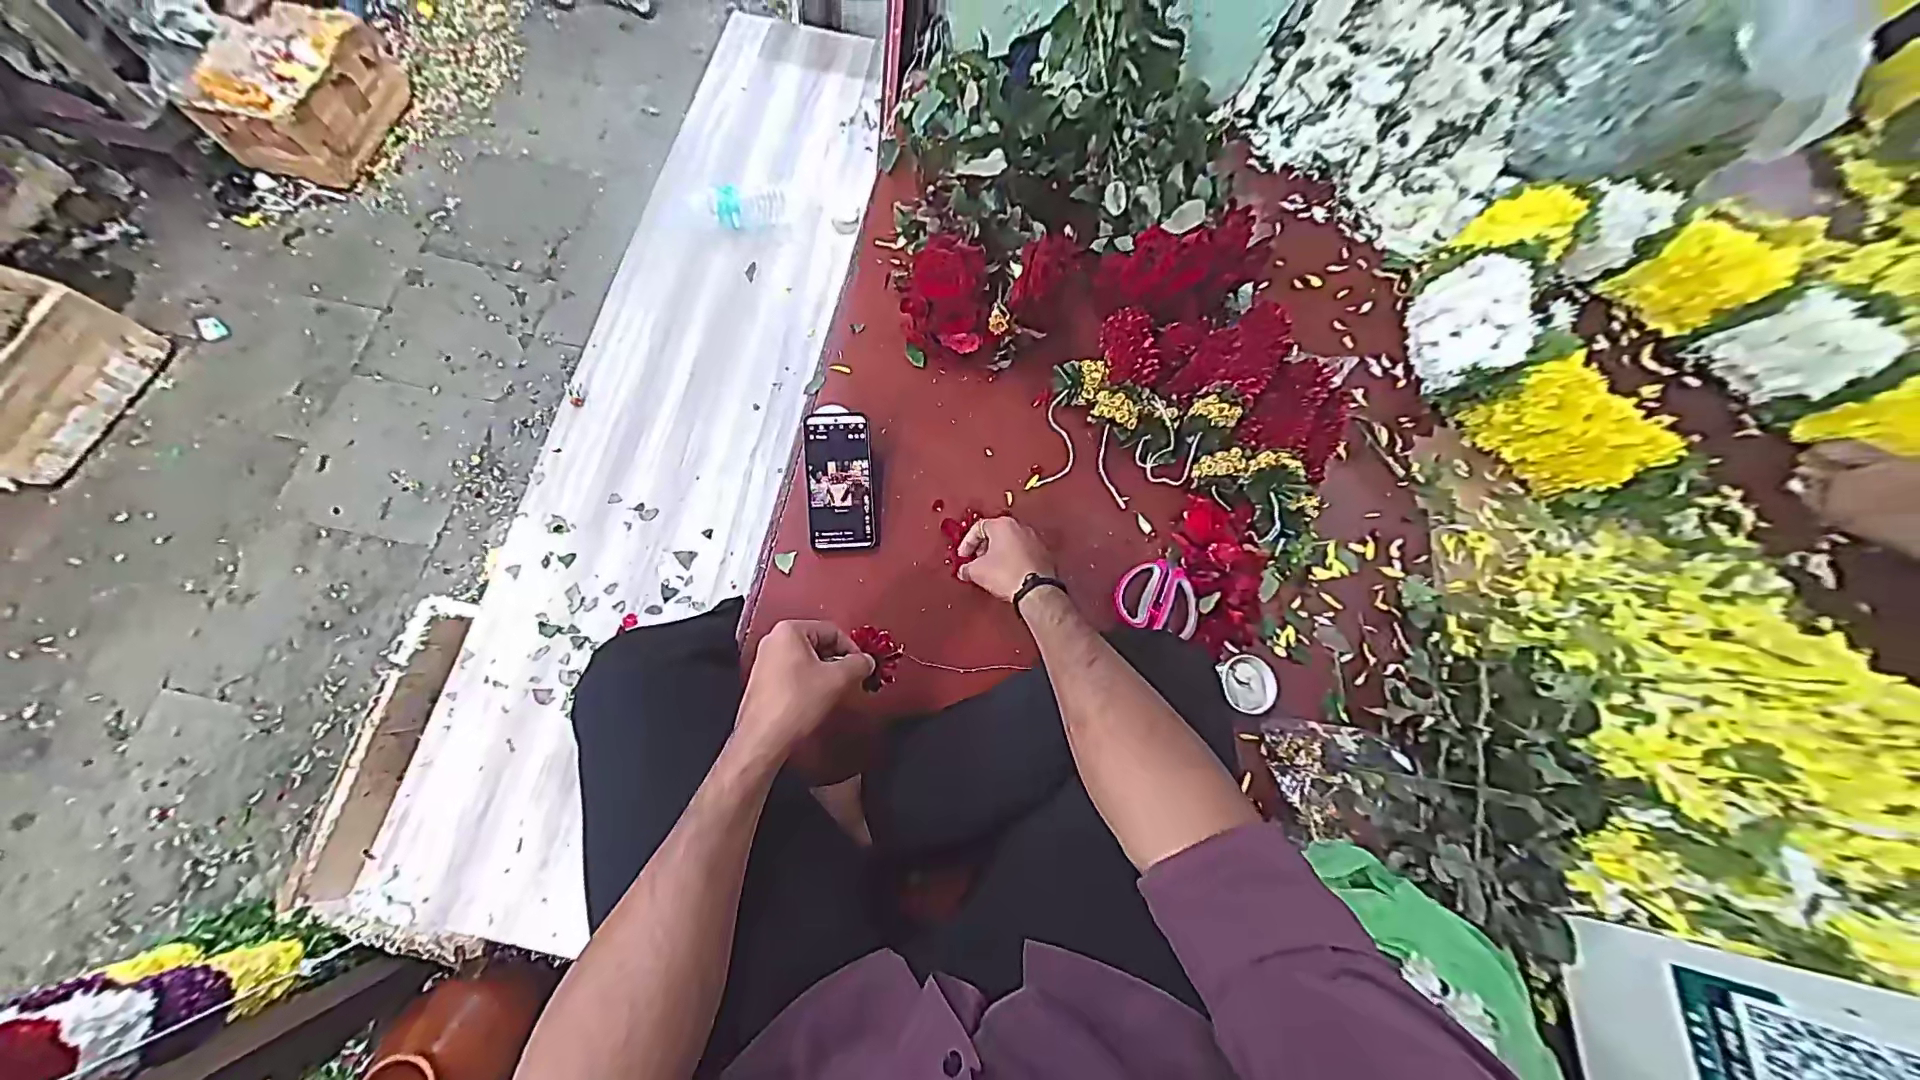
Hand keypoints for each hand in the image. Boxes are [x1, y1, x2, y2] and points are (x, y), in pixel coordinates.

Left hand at [736, 621, 874, 758]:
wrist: (764, 739)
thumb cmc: (795, 704)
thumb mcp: (837, 680)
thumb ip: (858, 664)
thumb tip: (866, 661)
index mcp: (789, 631)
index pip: (832, 631)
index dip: (852, 649)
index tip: (862, 666)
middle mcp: (774, 641)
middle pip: (819, 644)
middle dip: (838, 662)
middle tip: (852, 679)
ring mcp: (766, 661)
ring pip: (807, 660)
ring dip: (826, 674)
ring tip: (835, 691)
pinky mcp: (763, 681)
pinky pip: (794, 673)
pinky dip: (810, 682)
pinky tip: (816, 700)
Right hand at [956, 515, 1056, 601]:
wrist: (1035, 590)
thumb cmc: (1007, 574)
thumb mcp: (977, 571)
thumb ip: (966, 568)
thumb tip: (964, 571)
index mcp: (1003, 525)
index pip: (978, 527)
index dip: (967, 543)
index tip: (964, 556)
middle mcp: (1020, 527)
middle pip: (996, 533)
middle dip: (983, 548)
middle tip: (976, 562)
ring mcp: (1035, 540)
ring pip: (1011, 543)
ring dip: (999, 554)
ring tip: (992, 569)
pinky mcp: (1045, 554)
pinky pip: (1024, 553)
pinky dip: (1014, 560)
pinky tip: (1009, 574)